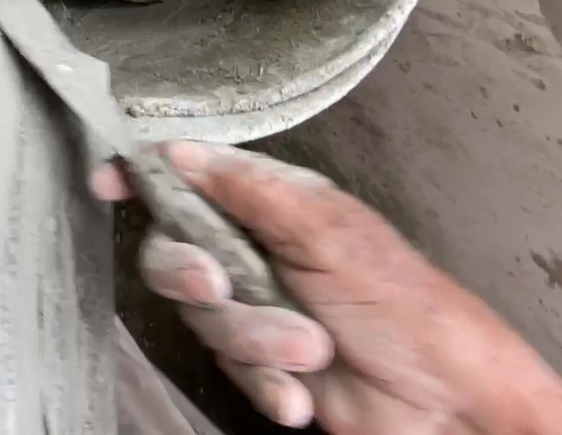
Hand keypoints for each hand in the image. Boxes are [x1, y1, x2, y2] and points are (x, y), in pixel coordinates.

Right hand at [94, 142, 561, 433]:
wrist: (455, 409)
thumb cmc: (400, 301)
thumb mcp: (328, 232)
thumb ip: (248, 189)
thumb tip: (176, 151)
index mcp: (264, 202)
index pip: (185, 175)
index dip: (141, 175)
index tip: (106, 183)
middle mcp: (246, 248)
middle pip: (170, 248)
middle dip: (188, 270)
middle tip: (216, 284)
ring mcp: (250, 307)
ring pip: (199, 312)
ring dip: (252, 336)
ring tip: (308, 350)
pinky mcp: (258, 363)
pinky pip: (228, 366)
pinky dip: (265, 381)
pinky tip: (301, 395)